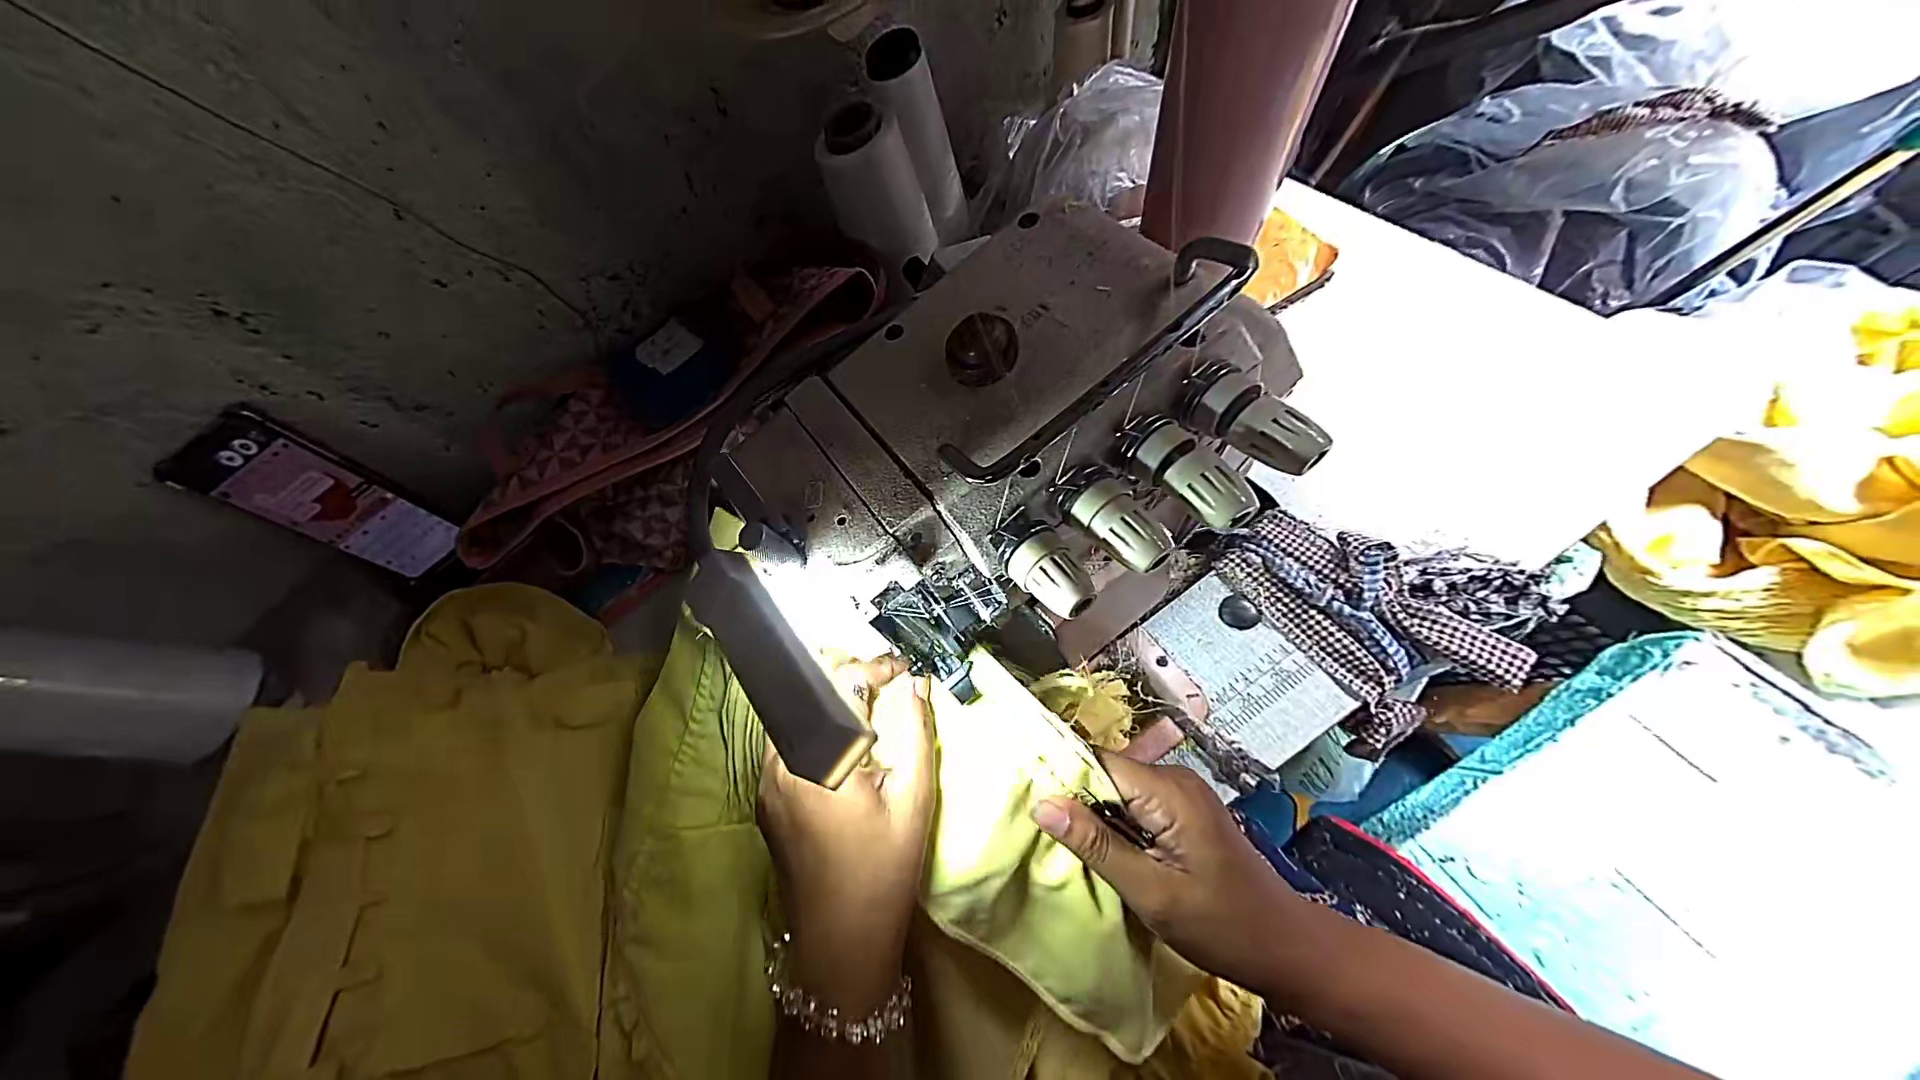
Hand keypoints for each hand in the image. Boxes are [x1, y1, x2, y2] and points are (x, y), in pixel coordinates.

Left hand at [758, 657, 935, 1012]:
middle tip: (888, 684)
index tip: (902, 669)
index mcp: (821, 761)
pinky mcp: (766, 798)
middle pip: (810, 695)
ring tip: (870, 708)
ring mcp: (767, 782)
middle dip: (850, 678)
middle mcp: (782, 763)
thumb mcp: (914, 800)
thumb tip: (917, 686)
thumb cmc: (884, 872)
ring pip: (796, 717)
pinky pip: (788, 743)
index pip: (842, 685)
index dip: (875, 667)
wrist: (840, 942)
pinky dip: (817, 731)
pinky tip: (846, 745)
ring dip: (831, 704)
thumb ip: (916, 734)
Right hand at [1032, 750, 1303, 990]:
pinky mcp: (1183, 810)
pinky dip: (1116, 822)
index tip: (1029, 798)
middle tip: (1044, 829)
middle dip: (1077, 798)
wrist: (1285, 946)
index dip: (1064, 777)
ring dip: (1095, 814)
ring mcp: (1181, 793)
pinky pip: (1136, 802)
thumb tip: (1044, 804)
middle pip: (1107, 772)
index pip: (1099, 762)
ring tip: (1068, 841)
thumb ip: (1097, 845)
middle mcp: (1174, 779)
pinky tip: (1104, 849)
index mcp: (1168, 790)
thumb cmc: (1221, 925)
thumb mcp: (1152, 892)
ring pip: (1119, 788)